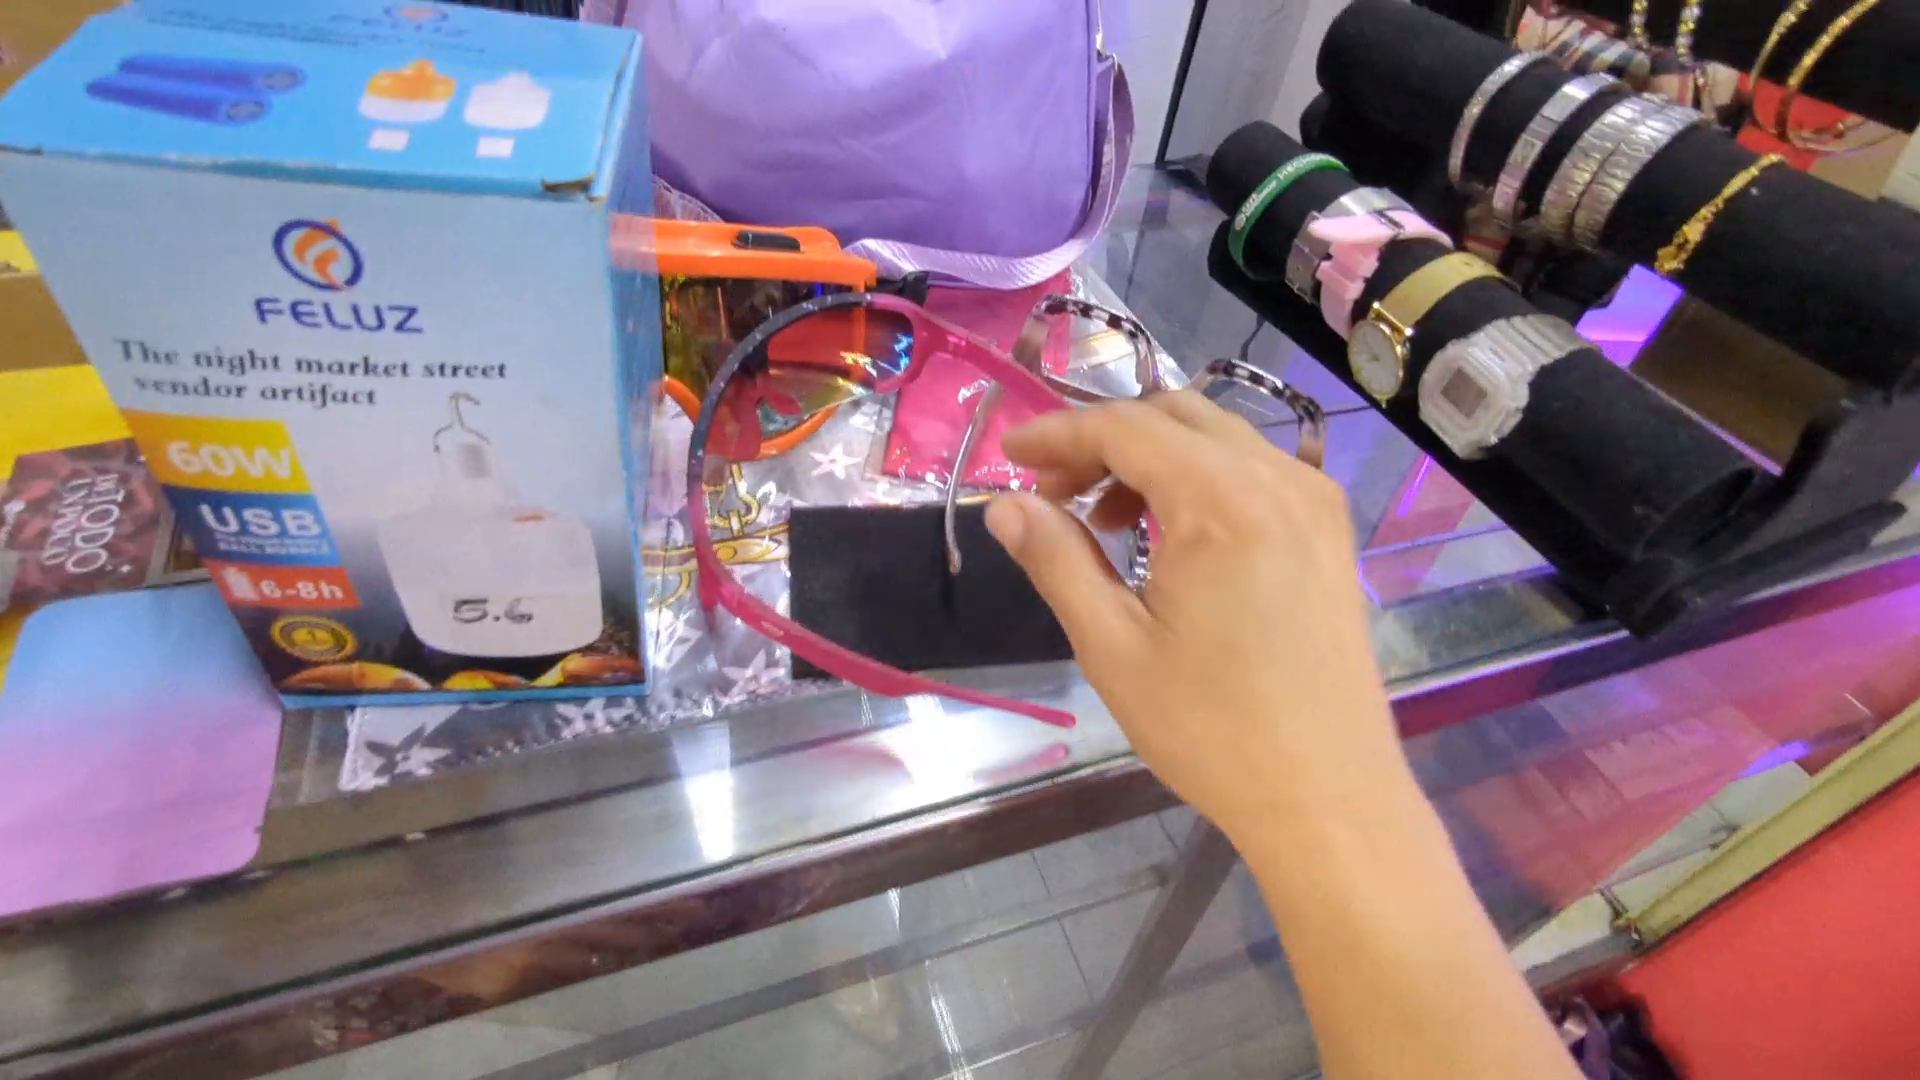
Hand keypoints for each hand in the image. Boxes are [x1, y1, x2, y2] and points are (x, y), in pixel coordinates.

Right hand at [986, 391, 1409, 848]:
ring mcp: (1313, 500)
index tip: (1010, 455)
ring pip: (1213, 437)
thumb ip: (1056, 559)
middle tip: (1051, 492)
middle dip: (1101, 441)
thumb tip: (1004, 505)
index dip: (1058, 433)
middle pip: (1172, 416)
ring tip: (1103, 522)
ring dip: (1147, 458)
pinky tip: (1166, 535)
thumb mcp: (1112, 646)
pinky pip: (1249, 471)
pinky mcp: (1326, 530)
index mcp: (1223, 501)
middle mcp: (1279, 479)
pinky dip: (1193, 479)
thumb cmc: (1211, 730)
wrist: (1328, 799)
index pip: (1125, 428)